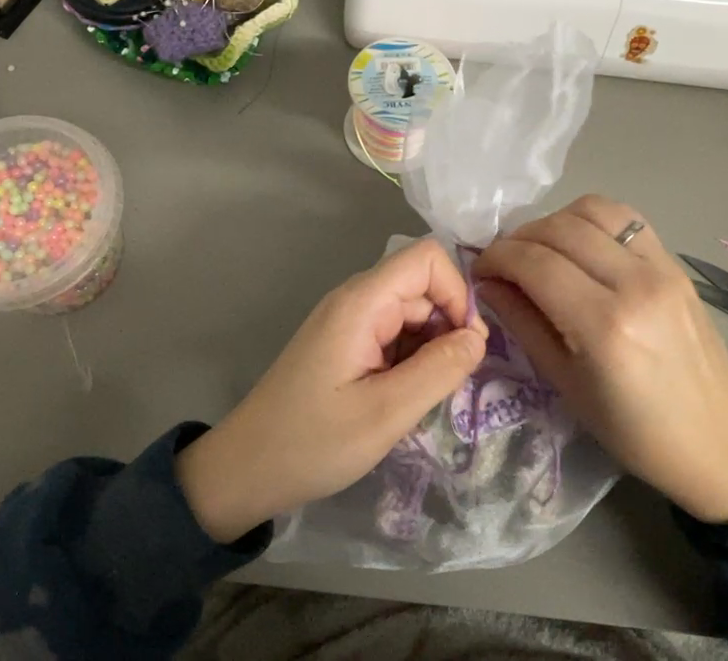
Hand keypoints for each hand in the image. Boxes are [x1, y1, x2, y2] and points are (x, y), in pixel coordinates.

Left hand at [176, 239, 488, 542]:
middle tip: (447, 386)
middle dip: (448, 329)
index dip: (458, 293)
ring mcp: (348, 323)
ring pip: (412, 315)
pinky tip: (403, 400)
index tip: (466, 347)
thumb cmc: (313, 443)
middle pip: (422, 288)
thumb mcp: (386, 413)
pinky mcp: (345, 345)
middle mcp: (354, 301)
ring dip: (431, 350)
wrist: (248, 469)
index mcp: (360, 303)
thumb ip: (439, 370)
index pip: (427, 258)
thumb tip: (479, 337)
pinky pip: (394, 336)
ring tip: (421, 400)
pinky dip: (411, 361)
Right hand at [471, 196, 727, 523]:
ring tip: (540, 251)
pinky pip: (625, 219)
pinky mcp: (676, 264)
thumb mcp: (564, 384)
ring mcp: (662, 268)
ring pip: (592, 210)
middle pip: (558, 229)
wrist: (717, 443)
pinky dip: (590, 221)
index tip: (479, 271)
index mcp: (604, 326)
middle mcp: (635, 285)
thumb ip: (522, 323)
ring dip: (554, 222)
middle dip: (517, 238)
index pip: (534, 262)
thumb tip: (487, 283)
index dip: (496, 258)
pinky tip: (578, 247)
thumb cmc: (633, 430)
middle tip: (503, 263)